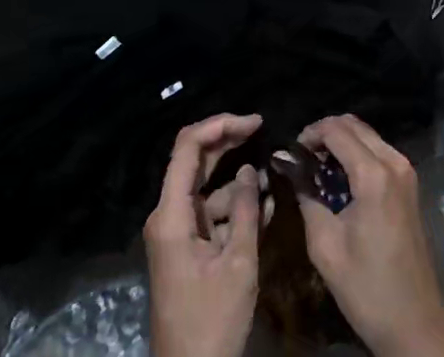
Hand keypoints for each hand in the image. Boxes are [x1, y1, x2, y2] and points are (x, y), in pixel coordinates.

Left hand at [146, 114, 263, 356]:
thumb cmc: (213, 320)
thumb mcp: (238, 262)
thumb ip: (246, 210)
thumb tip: (251, 170)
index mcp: (171, 215)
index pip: (188, 147)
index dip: (220, 125)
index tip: (255, 122)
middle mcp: (168, 216)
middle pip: (196, 162)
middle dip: (231, 145)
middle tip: (266, 134)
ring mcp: (177, 233)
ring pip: (209, 190)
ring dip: (241, 184)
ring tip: (275, 185)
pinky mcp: (187, 249)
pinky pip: (212, 215)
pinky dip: (237, 208)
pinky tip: (266, 207)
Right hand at [295, 116, 443, 356]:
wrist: (412, 316)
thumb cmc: (364, 285)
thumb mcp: (325, 244)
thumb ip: (307, 196)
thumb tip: (288, 165)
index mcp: (374, 174)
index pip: (337, 130)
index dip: (310, 134)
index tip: (290, 152)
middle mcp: (395, 161)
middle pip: (355, 125)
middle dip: (326, 133)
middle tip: (301, 157)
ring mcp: (406, 170)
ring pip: (368, 135)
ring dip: (342, 142)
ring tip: (316, 167)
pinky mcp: (410, 182)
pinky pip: (379, 151)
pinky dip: (357, 153)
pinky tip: (339, 177)